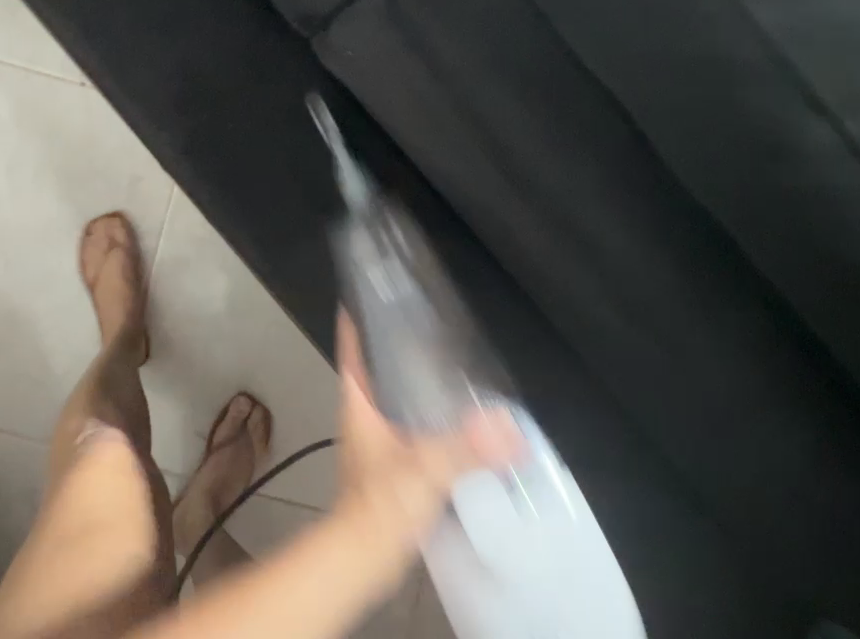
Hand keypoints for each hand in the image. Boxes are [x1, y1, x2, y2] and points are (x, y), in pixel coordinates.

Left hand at [331, 311, 526, 554]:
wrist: (363, 557)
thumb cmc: (381, 504)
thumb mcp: (425, 467)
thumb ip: (467, 447)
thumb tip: (508, 426)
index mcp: (358, 407)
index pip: (352, 355)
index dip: (354, 328)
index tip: (358, 302)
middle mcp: (361, 421)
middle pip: (371, 376)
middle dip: (389, 354)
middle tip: (416, 331)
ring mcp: (372, 447)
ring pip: (388, 406)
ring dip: (407, 389)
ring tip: (440, 372)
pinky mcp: (387, 472)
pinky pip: (404, 435)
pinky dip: (422, 424)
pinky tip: (450, 428)